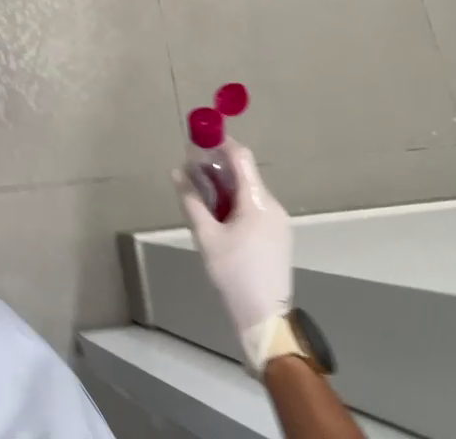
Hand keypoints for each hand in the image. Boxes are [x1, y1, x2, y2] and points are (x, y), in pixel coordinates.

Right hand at [174, 141, 292, 368]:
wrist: (265, 317)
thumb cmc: (233, 274)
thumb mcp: (206, 237)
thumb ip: (191, 201)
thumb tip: (177, 172)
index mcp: (257, 202)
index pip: (241, 157)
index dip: (220, 143)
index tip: (199, 139)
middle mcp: (272, 205)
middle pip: (244, 174)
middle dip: (217, 167)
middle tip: (190, 170)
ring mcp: (279, 221)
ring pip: (249, 191)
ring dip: (225, 186)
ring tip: (200, 195)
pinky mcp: (278, 235)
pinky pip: (255, 207)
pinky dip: (235, 202)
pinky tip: (218, 216)